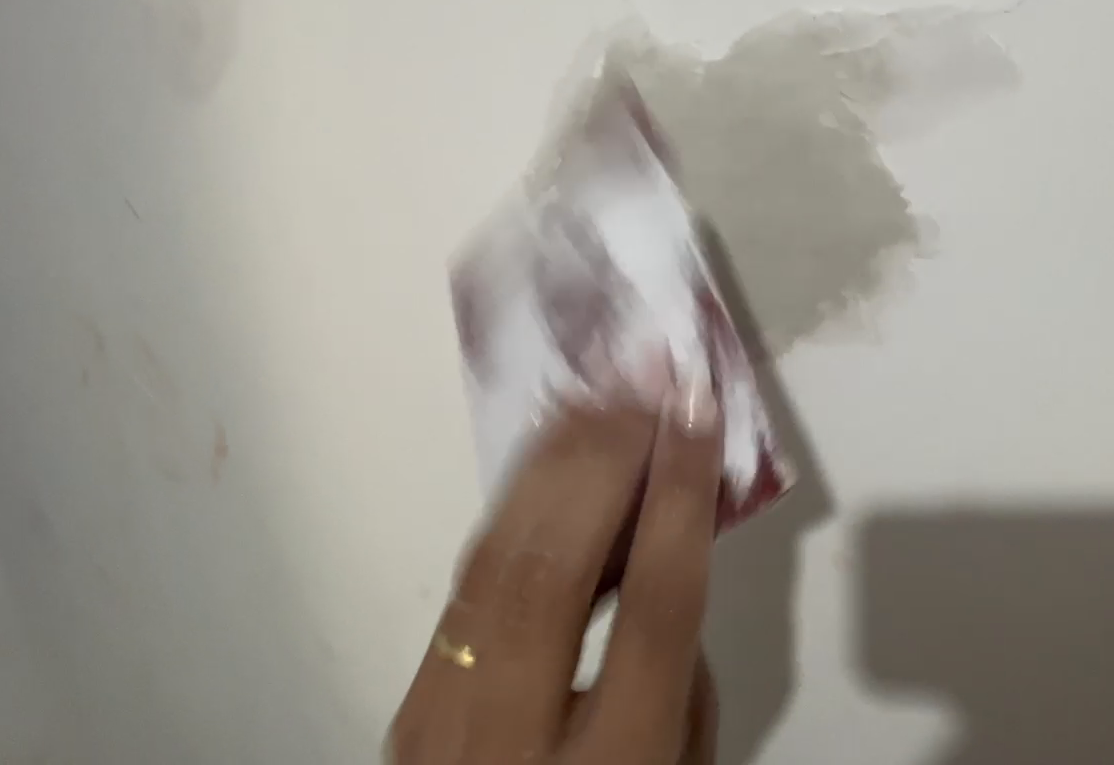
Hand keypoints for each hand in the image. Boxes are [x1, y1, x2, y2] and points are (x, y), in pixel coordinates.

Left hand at [389, 377, 721, 764]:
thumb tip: (661, 545)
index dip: (681, 495)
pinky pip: (473, 570)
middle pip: (555, 566)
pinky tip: (552, 444)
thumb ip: (682, 678)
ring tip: (603, 391)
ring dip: (556, 457)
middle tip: (646, 385)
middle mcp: (512, 738)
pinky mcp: (415, 690)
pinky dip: (517, 494)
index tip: (698, 410)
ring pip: (498, 554)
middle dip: (607, 456)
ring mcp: (444, 712)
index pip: (655, 606)